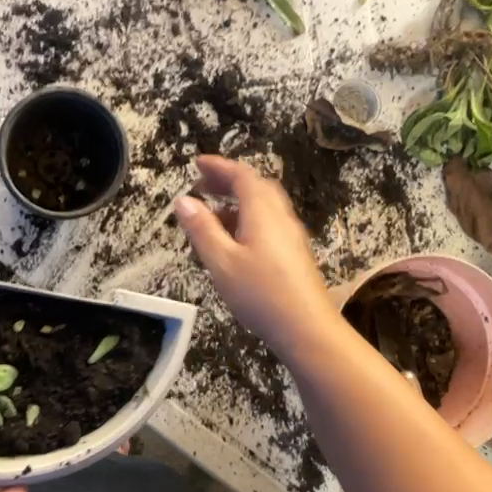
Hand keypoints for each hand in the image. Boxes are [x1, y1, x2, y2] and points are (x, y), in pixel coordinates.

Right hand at [174, 155, 342, 360]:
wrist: (307, 328)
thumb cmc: (261, 294)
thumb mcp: (221, 262)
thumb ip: (202, 229)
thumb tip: (183, 200)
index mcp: (263, 212)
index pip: (242, 176)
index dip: (219, 166)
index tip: (197, 163)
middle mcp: (280, 216)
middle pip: (256, 186)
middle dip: (229, 180)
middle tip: (203, 184)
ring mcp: (291, 235)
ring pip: (264, 205)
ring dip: (238, 200)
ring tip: (213, 211)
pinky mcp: (294, 253)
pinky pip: (269, 222)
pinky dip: (248, 217)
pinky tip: (235, 238)